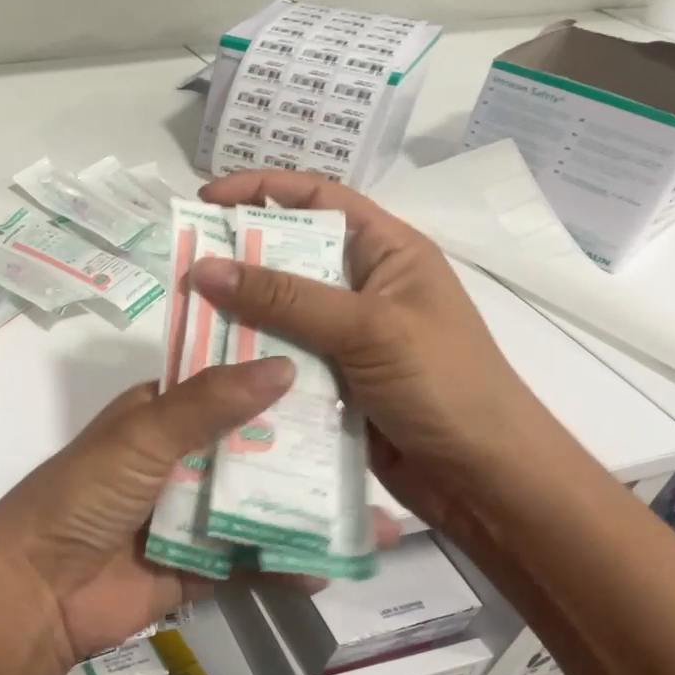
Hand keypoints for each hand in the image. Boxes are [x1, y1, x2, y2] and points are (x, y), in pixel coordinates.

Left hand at [0, 361, 400, 663]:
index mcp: (156, 416)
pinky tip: (332, 565)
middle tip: (372, 442)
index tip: (338, 371)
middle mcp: (174, 460)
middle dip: (301, 447)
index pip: (222, 387)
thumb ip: (209, 403)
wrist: (41, 586)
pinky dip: (285, 562)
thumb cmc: (88, 492)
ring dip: (304, 507)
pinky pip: (248, 560)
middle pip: (247, 447)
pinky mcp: (195, 567)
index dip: (270, 379)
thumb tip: (281, 364)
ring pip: (254, 504)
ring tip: (368, 510)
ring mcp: (185, 515)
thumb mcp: (144, 435)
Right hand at [191, 170, 560, 542]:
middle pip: (287, 254)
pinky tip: (211, 362)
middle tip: (182, 264)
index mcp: (388, 252)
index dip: (260, 189)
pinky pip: (278, 354)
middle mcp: (363, 286)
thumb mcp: (367, 329)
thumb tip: (202, 267)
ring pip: (276, 309)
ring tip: (185, 315)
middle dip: (235, 255)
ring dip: (234, 311)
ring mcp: (347, 335)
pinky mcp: (333, 379)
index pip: (316, 199)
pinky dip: (247, 355)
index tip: (204, 200)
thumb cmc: (447, 387)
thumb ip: (283, 297)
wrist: (492, 486)